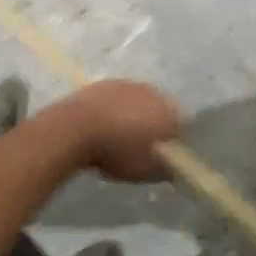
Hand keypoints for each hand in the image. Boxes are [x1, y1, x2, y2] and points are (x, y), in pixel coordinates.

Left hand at [63, 80, 181, 182]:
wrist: (76, 127)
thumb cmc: (119, 151)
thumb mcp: (149, 172)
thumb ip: (168, 170)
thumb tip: (174, 168)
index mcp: (170, 112)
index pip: (179, 128)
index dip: (170, 144)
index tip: (157, 157)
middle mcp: (152, 92)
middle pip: (157, 112)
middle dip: (150, 128)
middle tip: (136, 149)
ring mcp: (126, 84)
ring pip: (134, 104)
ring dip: (129, 118)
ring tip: (114, 139)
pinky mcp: (103, 83)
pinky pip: (113, 101)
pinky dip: (110, 112)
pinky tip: (99, 127)